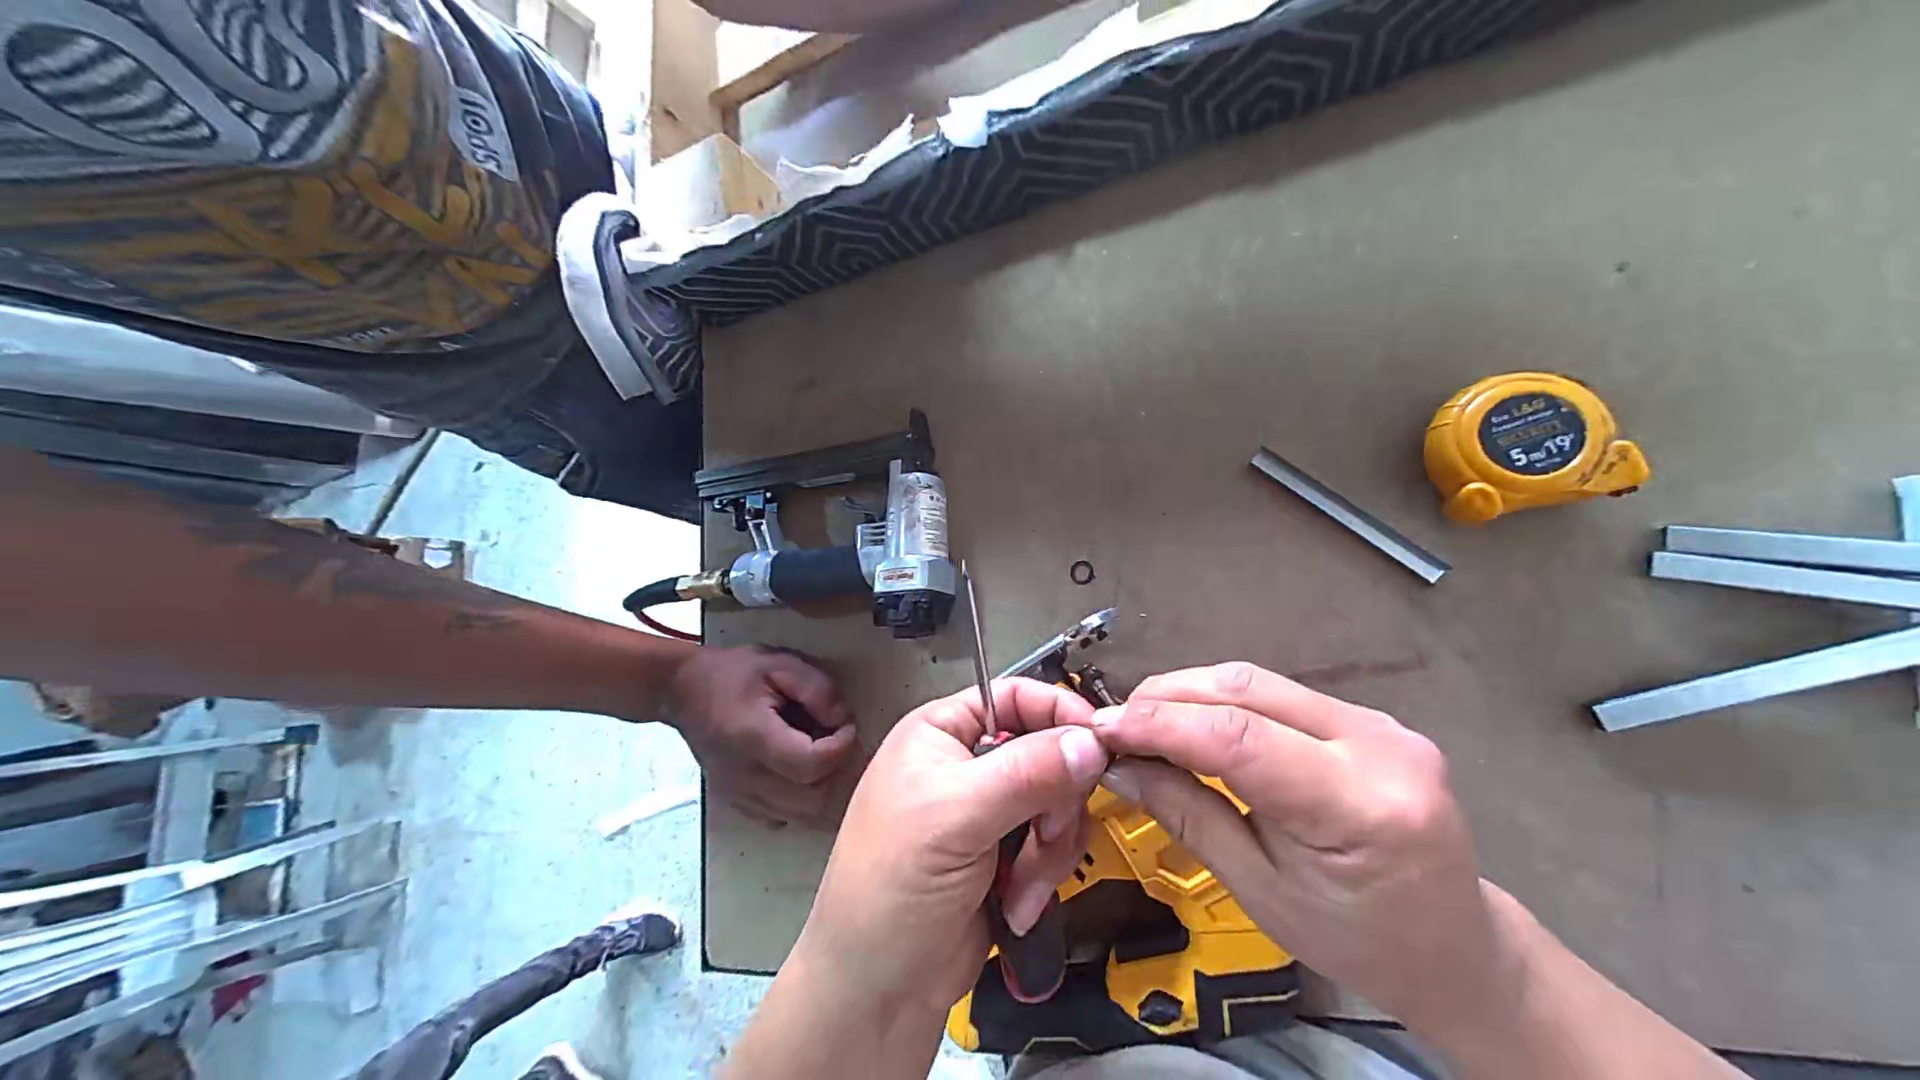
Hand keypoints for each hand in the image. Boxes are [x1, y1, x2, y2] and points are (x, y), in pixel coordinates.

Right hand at [665, 646, 858, 825]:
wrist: (683, 692)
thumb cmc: (734, 673)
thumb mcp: (781, 664)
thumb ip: (818, 690)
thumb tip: (845, 721)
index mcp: (753, 737)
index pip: (811, 764)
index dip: (840, 748)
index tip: (845, 726)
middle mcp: (745, 777)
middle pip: (813, 801)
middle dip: (840, 774)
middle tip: (841, 744)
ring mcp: (740, 797)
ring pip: (803, 817)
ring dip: (827, 791)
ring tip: (827, 758)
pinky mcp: (739, 806)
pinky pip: (787, 818)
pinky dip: (807, 803)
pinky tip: (806, 775)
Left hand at [793, 678, 1108, 1018]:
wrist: (878, 990)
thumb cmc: (890, 888)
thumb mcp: (957, 817)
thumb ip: (1027, 774)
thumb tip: (1089, 741)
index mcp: (942, 732)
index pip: (1016, 696)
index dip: (1060, 714)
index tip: (1098, 746)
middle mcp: (968, 763)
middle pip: (1048, 752)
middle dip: (1054, 803)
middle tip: (1040, 836)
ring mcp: (989, 811)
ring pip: (1059, 802)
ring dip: (1049, 849)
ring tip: (1017, 884)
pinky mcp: (1007, 854)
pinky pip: (1055, 843)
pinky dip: (1045, 874)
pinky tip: (1014, 904)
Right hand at [1089, 662, 1515, 1033]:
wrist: (1457, 947)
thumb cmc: (1360, 940)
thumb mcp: (1261, 891)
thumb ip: (1189, 816)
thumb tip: (1121, 768)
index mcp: (1362, 808)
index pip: (1239, 738)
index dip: (1160, 725)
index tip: (1105, 729)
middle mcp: (1380, 747)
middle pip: (1246, 689)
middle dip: (1167, 697)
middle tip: (1116, 722)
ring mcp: (1380, 724)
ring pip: (1257, 680)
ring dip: (1189, 693)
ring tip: (1143, 721)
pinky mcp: (1368, 718)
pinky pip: (1277, 693)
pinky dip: (1221, 702)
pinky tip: (1191, 722)